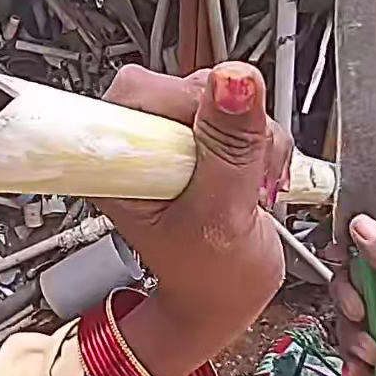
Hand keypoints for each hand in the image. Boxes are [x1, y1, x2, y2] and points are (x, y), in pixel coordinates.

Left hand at [96, 63, 292, 375]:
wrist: (223, 297)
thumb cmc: (208, 276)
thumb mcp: (222, 217)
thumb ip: (229, 148)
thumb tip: (233, 79)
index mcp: (117, 166)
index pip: (134, 93)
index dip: (182, 102)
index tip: (211, 136)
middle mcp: (136, 148)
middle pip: (181, 87)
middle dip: (228, 121)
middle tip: (244, 169)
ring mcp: (165, 143)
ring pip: (215, 97)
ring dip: (250, 134)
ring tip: (249, 180)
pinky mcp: (194, 141)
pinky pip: (233, 114)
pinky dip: (257, 139)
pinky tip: (254, 173)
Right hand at [331, 214, 375, 375]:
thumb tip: (365, 226)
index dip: (369, 232)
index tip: (345, 249)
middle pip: (367, 266)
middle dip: (355, 292)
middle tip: (364, 311)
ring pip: (357, 301)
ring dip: (356, 328)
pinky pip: (358, 333)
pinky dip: (357, 350)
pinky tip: (373, 363)